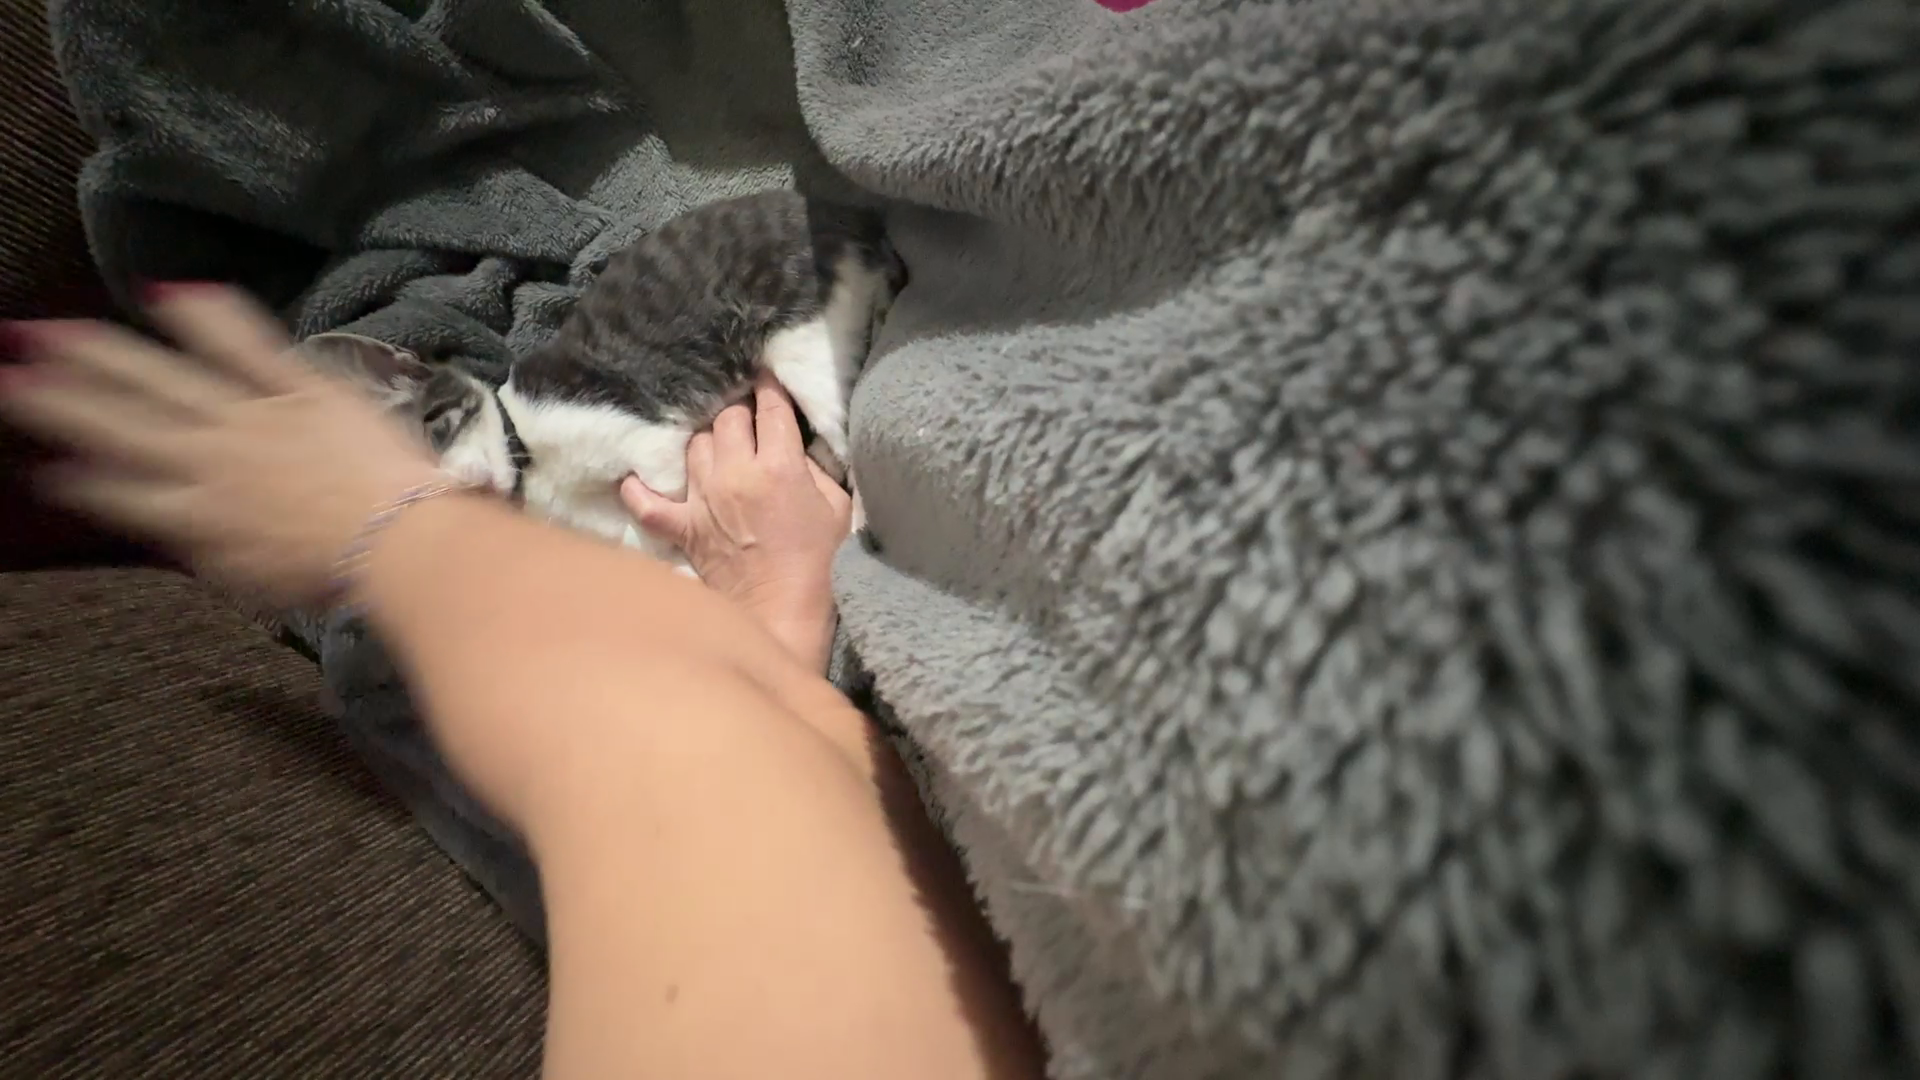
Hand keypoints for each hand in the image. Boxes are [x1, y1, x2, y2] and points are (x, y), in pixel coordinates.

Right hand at [0, 284, 446, 608]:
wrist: (399, 537)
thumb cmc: (341, 569)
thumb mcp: (258, 580)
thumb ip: (213, 553)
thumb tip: (184, 537)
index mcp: (192, 514)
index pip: (115, 493)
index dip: (82, 480)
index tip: (60, 471)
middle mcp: (205, 459)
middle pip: (114, 423)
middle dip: (55, 399)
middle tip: (15, 377)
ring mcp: (252, 417)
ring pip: (160, 376)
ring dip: (102, 351)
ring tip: (54, 330)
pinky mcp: (305, 391)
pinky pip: (248, 344)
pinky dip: (209, 316)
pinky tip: (174, 290)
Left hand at [621, 374, 850, 671]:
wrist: (783, 611)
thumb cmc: (821, 561)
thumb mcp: (837, 507)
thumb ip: (815, 469)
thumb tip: (796, 449)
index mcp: (778, 467)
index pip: (770, 409)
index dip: (771, 388)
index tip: (768, 379)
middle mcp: (734, 475)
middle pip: (726, 418)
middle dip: (741, 412)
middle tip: (751, 418)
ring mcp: (703, 500)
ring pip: (694, 445)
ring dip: (709, 440)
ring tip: (720, 446)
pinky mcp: (683, 528)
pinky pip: (648, 501)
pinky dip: (642, 488)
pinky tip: (642, 479)